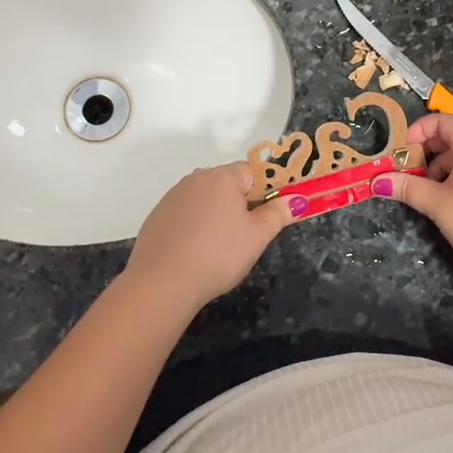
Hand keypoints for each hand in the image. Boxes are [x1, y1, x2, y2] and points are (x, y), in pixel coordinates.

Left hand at [123, 162, 299, 311]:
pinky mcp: (157, 216)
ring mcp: (173, 196)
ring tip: (218, 248)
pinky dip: (193, 226)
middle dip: (239, 204)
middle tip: (245, 236)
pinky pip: (184, 214)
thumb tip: (296, 199)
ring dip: (215, 215)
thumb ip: (278, 214)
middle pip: (226, 184)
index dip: (263, 191)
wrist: (162, 281)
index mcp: (223, 177)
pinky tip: (194, 251)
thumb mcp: (257, 237)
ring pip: (204, 199)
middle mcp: (196, 179)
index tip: (266, 216)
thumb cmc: (218, 254)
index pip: (251, 171)